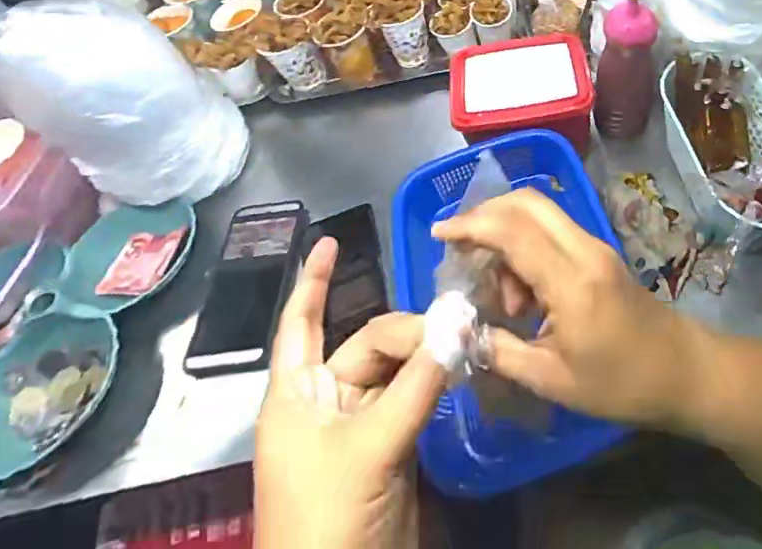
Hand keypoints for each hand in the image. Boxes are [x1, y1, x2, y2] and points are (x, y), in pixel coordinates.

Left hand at [253, 238, 446, 548]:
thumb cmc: (326, 522)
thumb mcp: (371, 449)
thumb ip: (418, 384)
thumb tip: (459, 326)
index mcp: (297, 397)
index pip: (300, 324)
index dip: (313, 282)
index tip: (330, 241)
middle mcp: (326, 401)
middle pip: (368, 342)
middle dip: (408, 330)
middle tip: (455, 330)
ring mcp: (359, 424)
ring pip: (397, 367)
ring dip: (428, 352)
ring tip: (464, 342)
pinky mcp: (389, 445)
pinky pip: (413, 394)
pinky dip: (435, 378)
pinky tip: (460, 367)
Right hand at [432, 188, 697, 429]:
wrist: (681, 369)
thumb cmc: (620, 383)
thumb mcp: (551, 379)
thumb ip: (500, 350)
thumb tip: (459, 330)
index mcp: (572, 280)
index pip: (515, 231)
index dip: (472, 225)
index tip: (438, 234)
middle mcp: (585, 249)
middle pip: (529, 202)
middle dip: (486, 215)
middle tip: (459, 250)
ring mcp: (595, 245)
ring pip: (540, 214)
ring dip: (508, 239)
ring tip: (507, 302)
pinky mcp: (599, 252)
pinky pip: (553, 232)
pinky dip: (526, 247)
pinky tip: (525, 295)